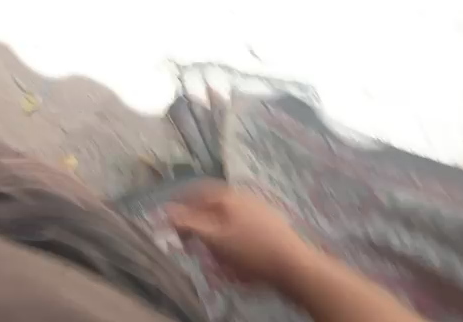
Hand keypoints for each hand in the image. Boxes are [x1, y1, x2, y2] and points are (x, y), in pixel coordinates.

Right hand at [165, 182, 314, 284]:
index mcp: (225, 193)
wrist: (299, 269)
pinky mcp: (274, 229)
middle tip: (197, 248)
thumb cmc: (251, 250)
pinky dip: (237, 248)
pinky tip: (240, 266)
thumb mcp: (212, 237)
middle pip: (211, 209)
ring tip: (220, 264)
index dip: (179, 207)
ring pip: (229, 224)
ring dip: (220, 244)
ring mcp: (260, 211)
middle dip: (202, 231)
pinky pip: (246, 234)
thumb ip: (186, 222)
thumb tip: (163, 210)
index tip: (171, 224)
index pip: (192, 192)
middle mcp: (242, 196)